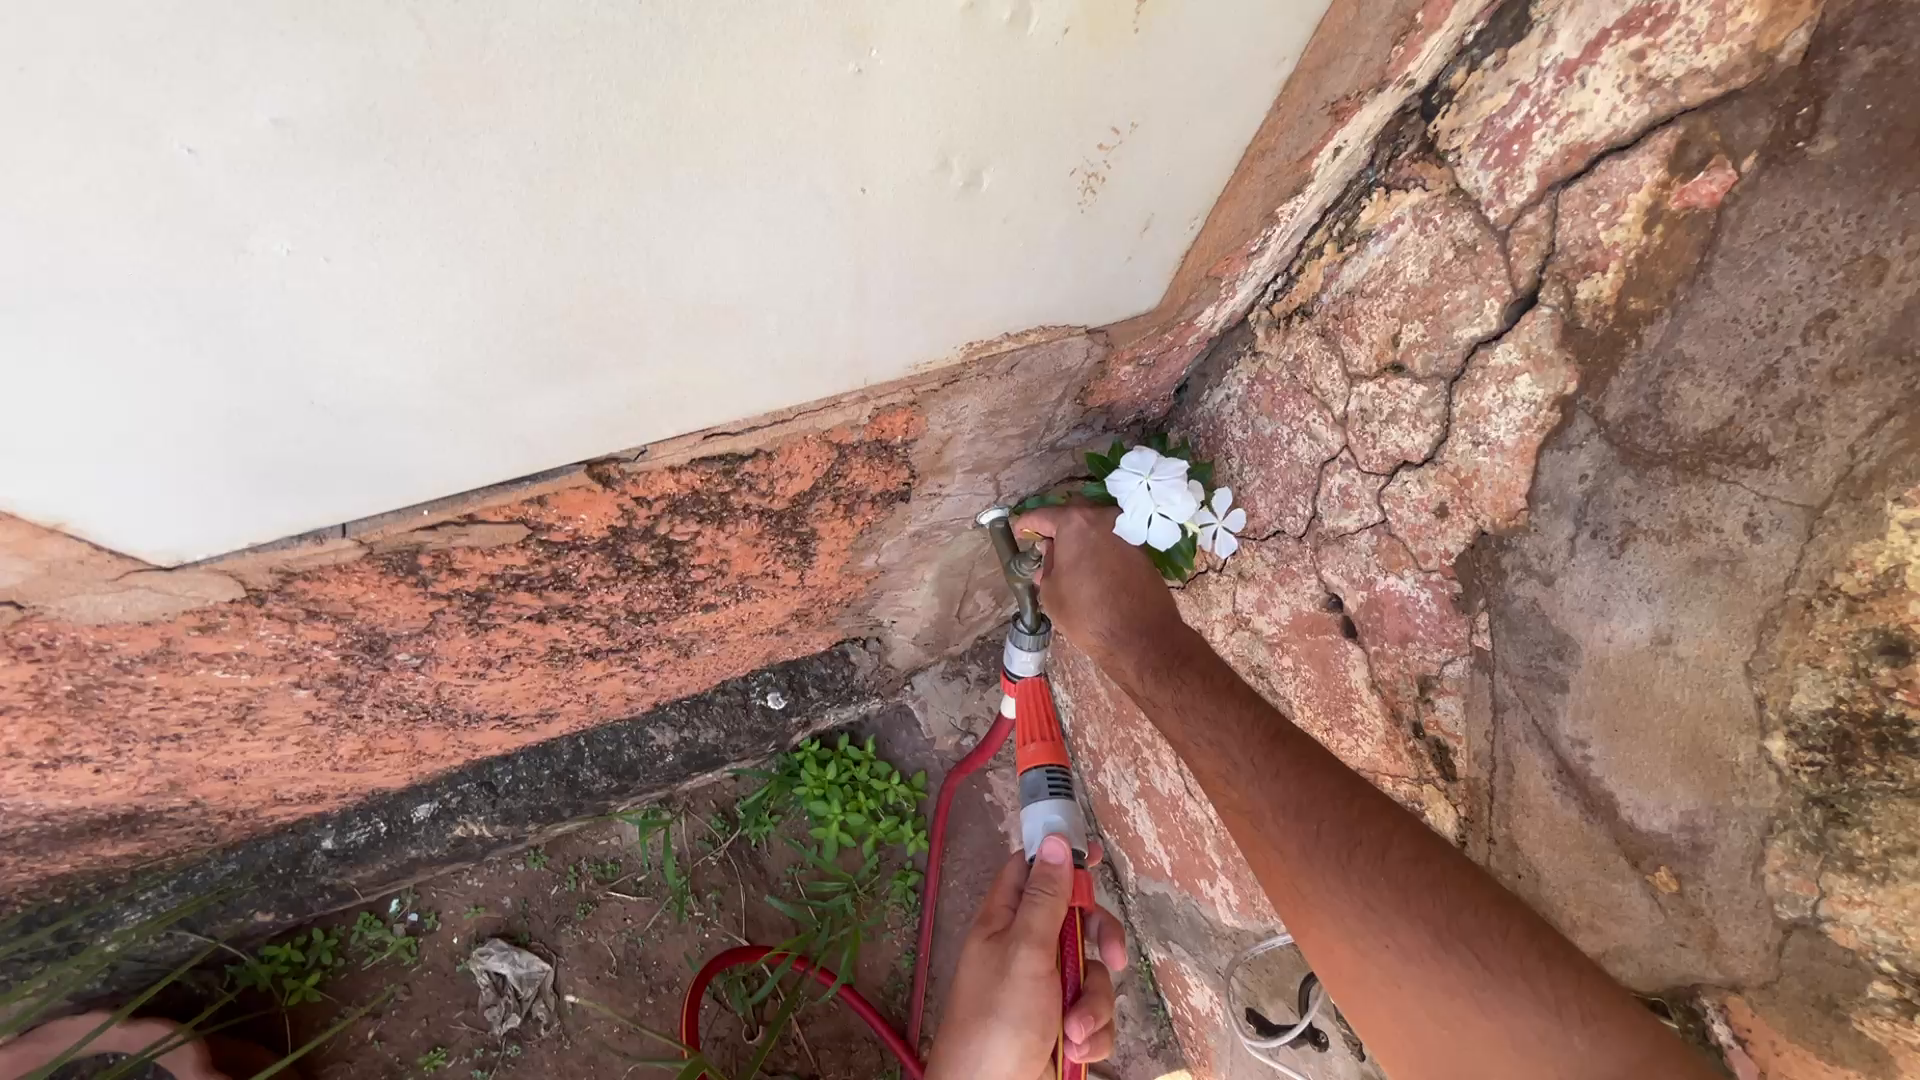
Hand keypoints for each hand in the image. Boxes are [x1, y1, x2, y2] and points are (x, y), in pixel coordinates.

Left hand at [924, 835, 1128, 1079]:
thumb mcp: (1024, 950)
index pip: (1032, 869)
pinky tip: (1075, 1052)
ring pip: (1091, 971)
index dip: (1060, 857)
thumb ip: (1044, 897)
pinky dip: (1091, 1034)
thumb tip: (1055, 839)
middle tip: (1112, 956)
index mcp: (1005, 919)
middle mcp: (1025, 946)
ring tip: (1073, 1032)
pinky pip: (1093, 1013)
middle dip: (1099, 941)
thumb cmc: (998, 1019)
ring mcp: (1044, 987)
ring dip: (1091, 1004)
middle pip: (1075, 919)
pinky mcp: (1061, 1024)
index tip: (1094, 853)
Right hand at [1014, 503, 1189, 671]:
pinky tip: (1089, 565)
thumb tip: (1050, 553)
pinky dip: (1097, 547)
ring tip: (1066, 558)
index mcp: (1075, 523)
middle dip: (1055, 526)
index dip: (1026, 524)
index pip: (1042, 515)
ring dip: (1079, 537)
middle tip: (1043, 544)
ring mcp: (1126, 531)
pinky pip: (1111, 540)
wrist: (1140, 637)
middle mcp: (1103, 518)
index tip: (1019, 532)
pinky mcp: (1141, 548)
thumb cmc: (1087, 614)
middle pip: (1072, 515)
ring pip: (1094, 526)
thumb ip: (1047, 564)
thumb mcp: (1051, 591)